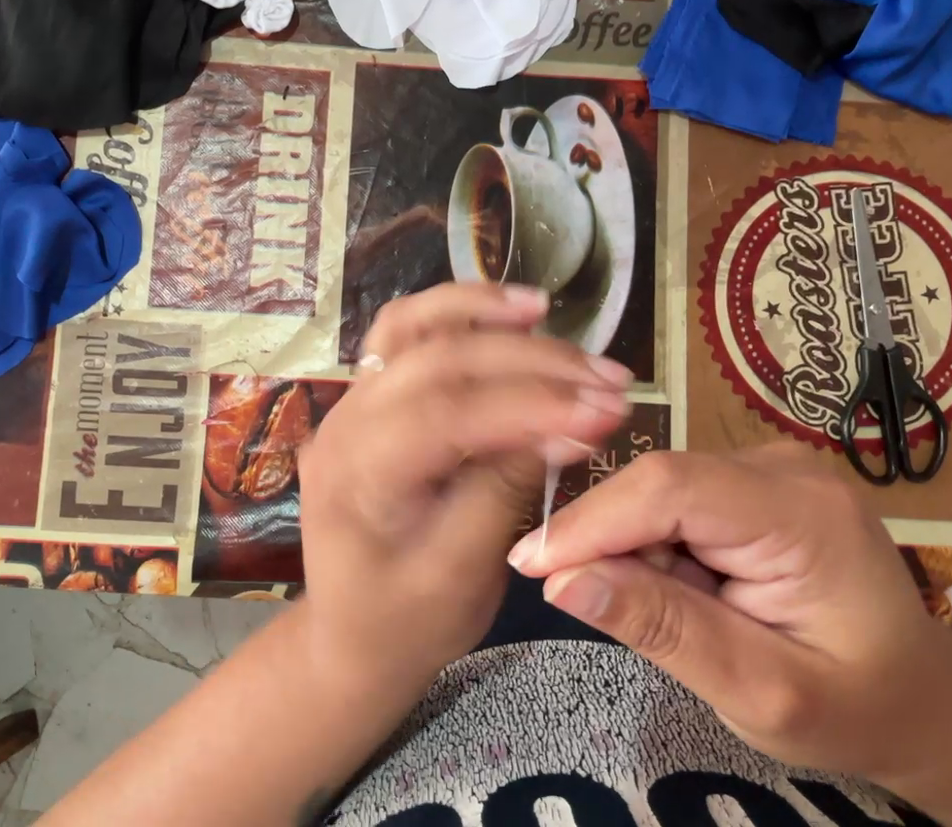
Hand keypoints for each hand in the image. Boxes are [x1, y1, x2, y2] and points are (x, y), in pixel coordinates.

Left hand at [297, 283, 633, 682]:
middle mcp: (344, 423)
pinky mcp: (367, 398)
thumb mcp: (461, 575)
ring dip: (483, 315)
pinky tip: (507, 315)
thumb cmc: (407, 623)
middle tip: (606, 379)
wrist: (351, 639)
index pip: (447, 414)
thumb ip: (506, 490)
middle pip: (437, 361)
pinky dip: (456, 316)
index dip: (532, 404)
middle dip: (529, 363)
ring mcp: (350, 404)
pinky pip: (406, 335)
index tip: (605, 410)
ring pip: (413, 329)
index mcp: (357, 475)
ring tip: (547, 311)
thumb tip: (572, 426)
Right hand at [508, 444, 951, 780]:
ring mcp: (770, 465)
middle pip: (658, 482)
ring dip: (634, 546)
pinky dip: (656, 542)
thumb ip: (665, 630)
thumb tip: (562, 580)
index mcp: (802, 514)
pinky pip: (675, 496)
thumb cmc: (855, 706)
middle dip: (609, 541)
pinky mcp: (754, 477)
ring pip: (658, 488)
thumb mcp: (762, 693)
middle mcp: (785, 467)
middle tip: (594, 604)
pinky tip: (684, 586)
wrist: (921, 695)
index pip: (670, 489)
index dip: (591, 521)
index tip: (529, 565)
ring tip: (668, 608)